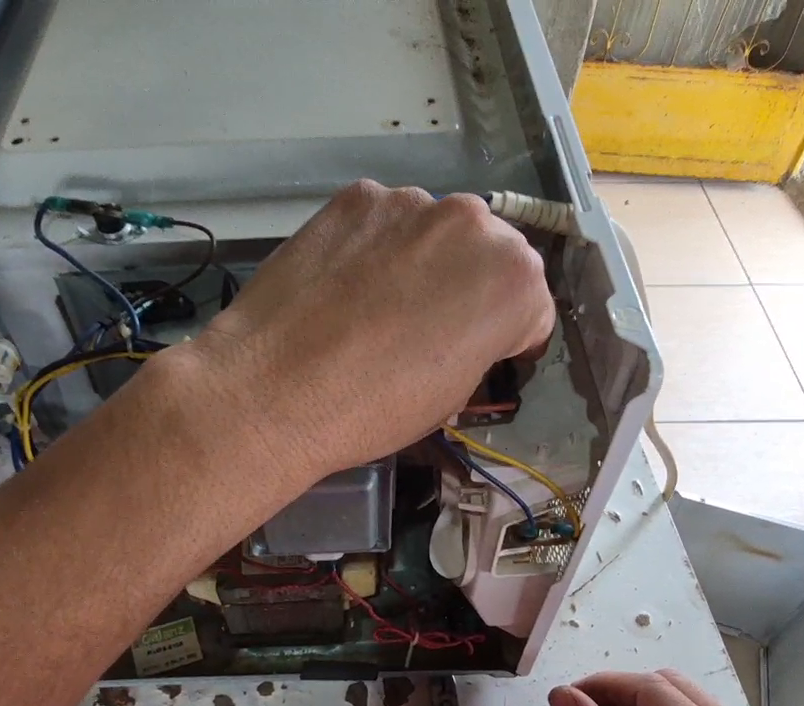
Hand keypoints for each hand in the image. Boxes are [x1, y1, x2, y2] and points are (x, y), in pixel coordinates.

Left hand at [189, 179, 554, 479]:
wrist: (272, 390)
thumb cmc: (372, 409)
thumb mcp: (450, 397)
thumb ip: (477, 347)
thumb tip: (464, 334)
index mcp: (515, 281)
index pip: (532, 309)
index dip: (506, 339)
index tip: (479, 355)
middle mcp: (473, 223)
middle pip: (487, 257)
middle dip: (467, 290)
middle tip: (425, 331)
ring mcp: (410, 202)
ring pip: (434, 234)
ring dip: (421, 263)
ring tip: (375, 308)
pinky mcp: (356, 197)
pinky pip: (383, 223)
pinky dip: (374, 248)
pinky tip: (344, 286)